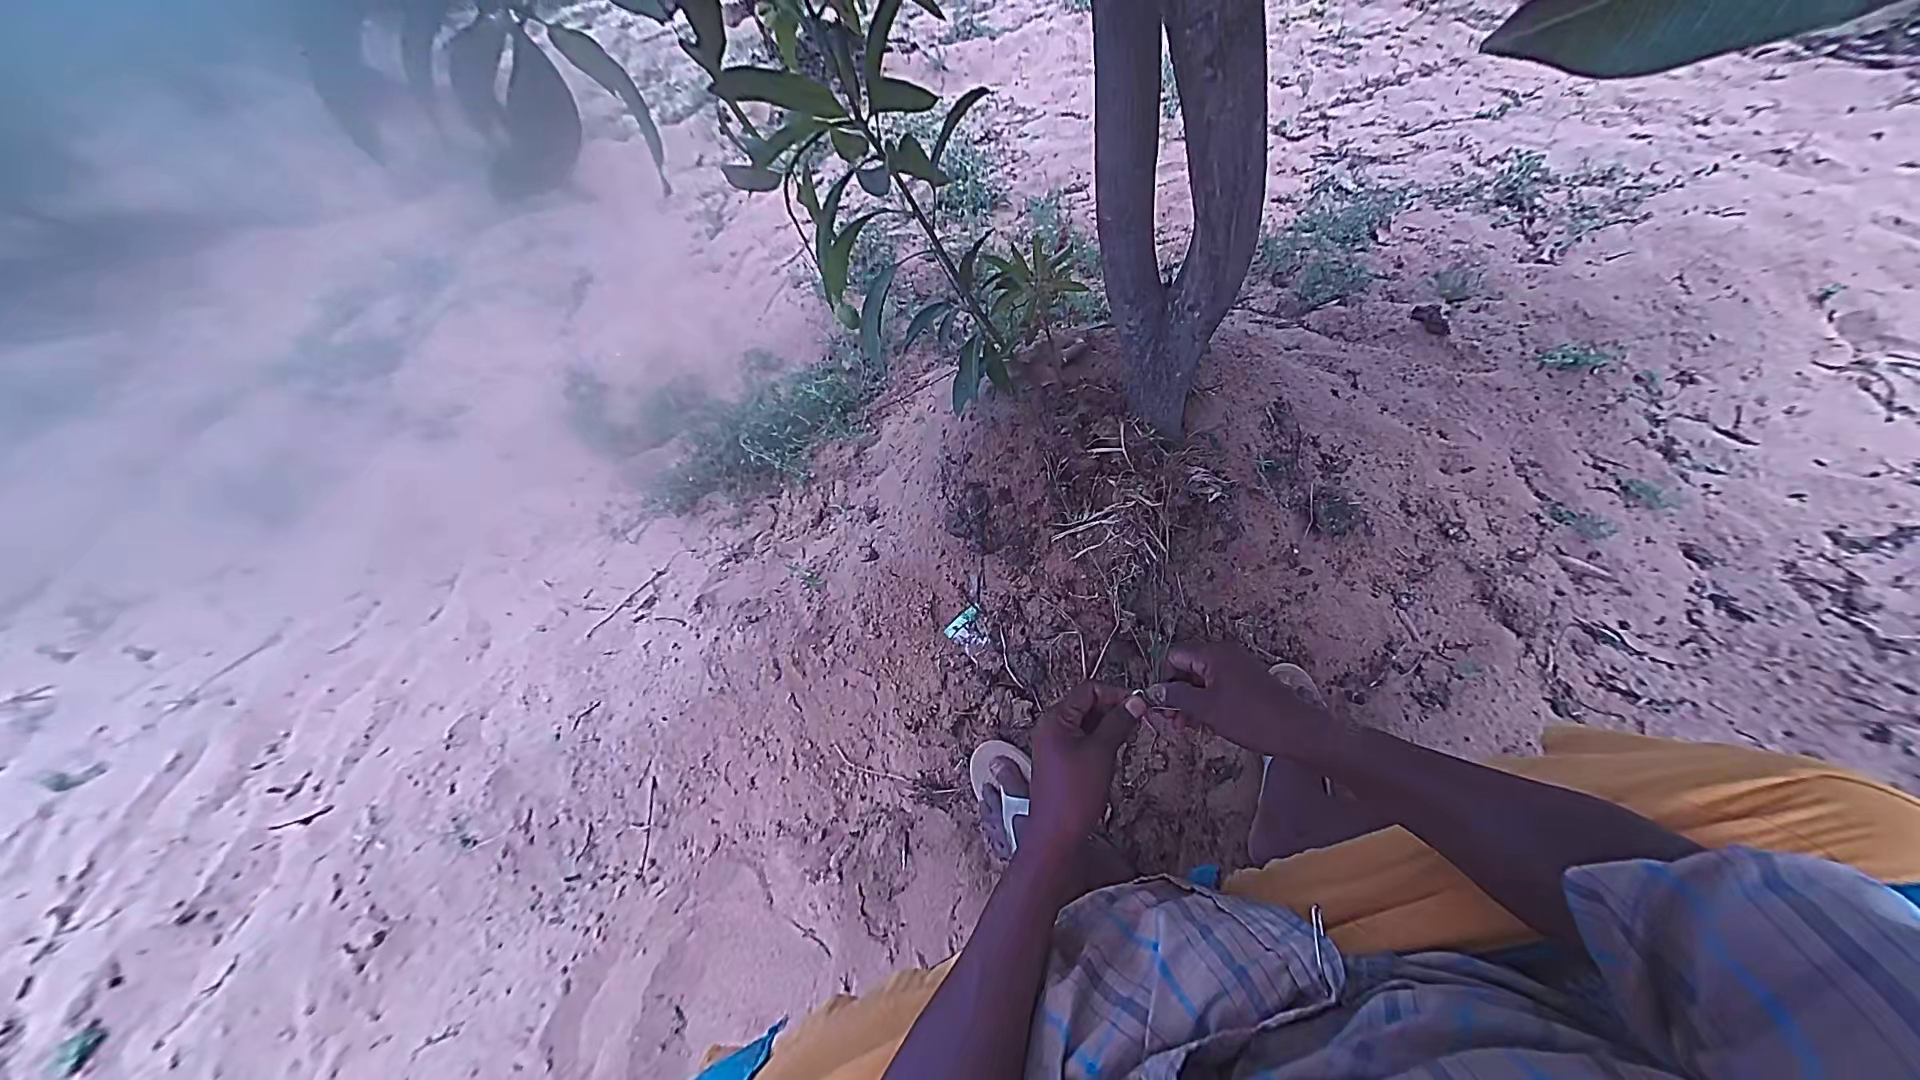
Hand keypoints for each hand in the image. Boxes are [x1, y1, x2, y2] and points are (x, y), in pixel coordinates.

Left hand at [1025, 682, 1142, 857]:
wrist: (1056, 834)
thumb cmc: (1076, 792)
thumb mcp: (1101, 752)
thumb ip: (1118, 723)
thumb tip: (1136, 701)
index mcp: (1055, 718)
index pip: (1088, 690)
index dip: (1115, 693)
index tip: (1140, 704)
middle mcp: (1051, 725)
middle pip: (1086, 703)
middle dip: (1113, 708)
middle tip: (1139, 720)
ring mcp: (1053, 742)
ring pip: (1086, 721)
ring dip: (1108, 723)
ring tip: (1130, 735)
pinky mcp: (1060, 758)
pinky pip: (1082, 737)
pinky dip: (1100, 738)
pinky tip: (1116, 748)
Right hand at [1146, 641, 1332, 756]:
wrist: (1299, 733)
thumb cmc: (1251, 718)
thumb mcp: (1206, 708)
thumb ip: (1176, 696)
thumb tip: (1154, 690)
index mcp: (1213, 654)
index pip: (1173, 656)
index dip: (1163, 679)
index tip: (1160, 703)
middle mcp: (1224, 655)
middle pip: (1187, 668)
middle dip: (1175, 693)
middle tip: (1170, 719)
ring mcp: (1237, 668)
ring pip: (1201, 680)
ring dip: (1190, 701)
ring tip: (1185, 726)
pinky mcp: (1247, 683)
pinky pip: (1217, 687)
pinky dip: (1206, 702)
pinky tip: (1204, 723)